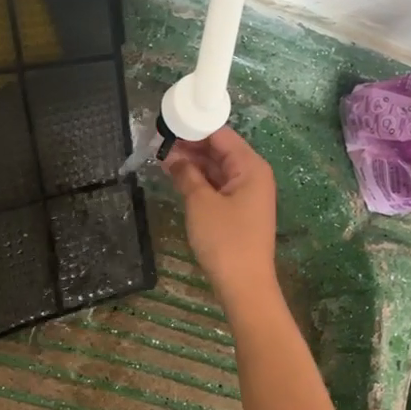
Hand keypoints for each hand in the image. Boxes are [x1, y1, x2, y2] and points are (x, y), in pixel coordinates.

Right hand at [161, 126, 277, 298]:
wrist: (244, 285)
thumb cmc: (225, 240)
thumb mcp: (200, 203)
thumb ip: (186, 174)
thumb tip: (171, 156)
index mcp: (250, 166)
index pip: (221, 134)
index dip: (194, 127)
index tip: (166, 124)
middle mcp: (253, 175)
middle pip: (220, 150)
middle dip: (190, 146)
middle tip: (157, 143)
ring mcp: (247, 193)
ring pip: (217, 168)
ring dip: (192, 164)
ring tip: (161, 158)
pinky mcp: (240, 210)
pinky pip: (218, 185)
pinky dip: (199, 180)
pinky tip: (176, 177)